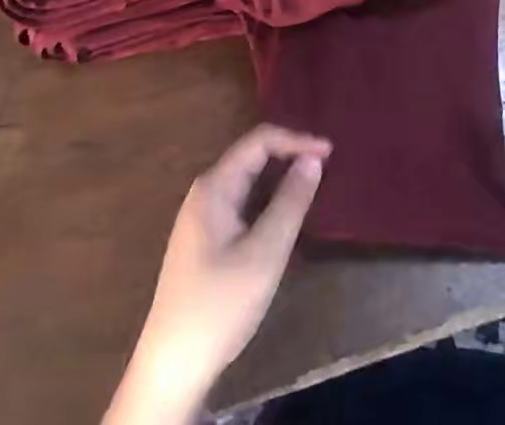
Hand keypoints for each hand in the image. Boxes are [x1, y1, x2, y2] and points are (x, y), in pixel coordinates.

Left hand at [109, 125, 330, 422]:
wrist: (173, 364)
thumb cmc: (220, 304)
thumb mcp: (265, 252)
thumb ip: (291, 202)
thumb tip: (313, 159)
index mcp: (214, 187)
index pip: (259, 141)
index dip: (296, 140)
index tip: (331, 152)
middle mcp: (205, 193)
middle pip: (252, 157)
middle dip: (290, 154)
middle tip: (328, 165)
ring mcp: (203, 217)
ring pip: (248, 181)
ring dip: (281, 177)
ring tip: (315, 183)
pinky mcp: (207, 239)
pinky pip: (244, 203)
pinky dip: (269, 200)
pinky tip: (287, 213)